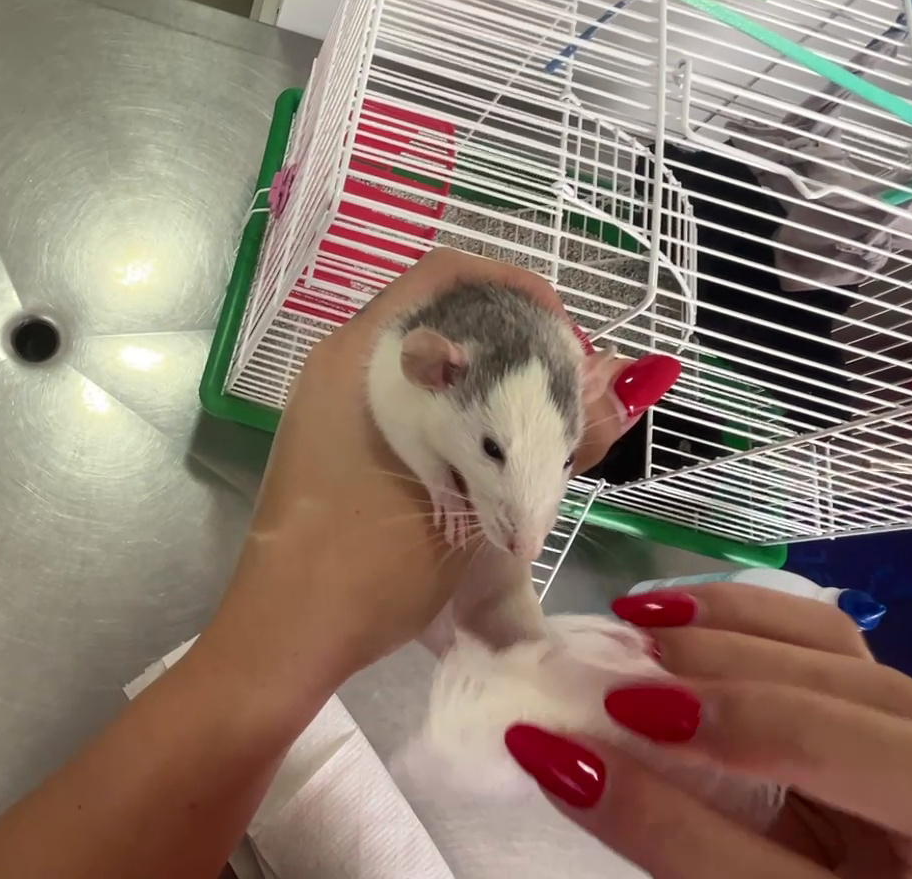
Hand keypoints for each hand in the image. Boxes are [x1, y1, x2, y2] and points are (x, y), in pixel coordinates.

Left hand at [195, 248, 683, 701]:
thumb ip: (545, 437)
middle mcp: (337, 363)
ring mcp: (328, 400)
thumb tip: (628, 379)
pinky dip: (449, 403)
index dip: (511, 285)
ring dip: (480, 374)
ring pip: (419, 357)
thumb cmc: (366, 569)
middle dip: (504, 335)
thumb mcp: (471, 507)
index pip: (440, 276)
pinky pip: (399, 393)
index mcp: (357, 357)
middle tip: (562, 380)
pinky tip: (488, 440)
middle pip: (432, 313)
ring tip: (537, 411)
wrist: (283, 634)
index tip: (563, 330)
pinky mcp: (331, 435)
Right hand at [505, 582, 911, 876]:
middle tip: (622, 699)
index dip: (673, 818)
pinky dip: (737, 606)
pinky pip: (826, 628)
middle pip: (892, 745)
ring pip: (859, 665)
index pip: (804, 876)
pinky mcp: (872, 688)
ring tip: (635, 633)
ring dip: (731, 639)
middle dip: (744, 712)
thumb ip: (662, 834)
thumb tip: (550, 751)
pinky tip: (663, 608)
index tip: (560, 760)